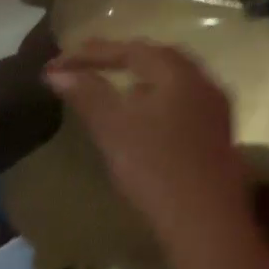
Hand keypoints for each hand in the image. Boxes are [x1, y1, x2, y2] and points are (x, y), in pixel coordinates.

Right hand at [43, 39, 250, 238]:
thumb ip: (86, 94)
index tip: (56, 62)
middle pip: (156, 58)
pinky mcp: (212, 132)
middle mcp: (202, 82)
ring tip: (106, 82)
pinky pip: (177, 99)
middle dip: (117, 57)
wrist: (202, 217)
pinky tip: (136, 111)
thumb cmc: (153, 167)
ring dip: (136, 75)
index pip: (131, 51)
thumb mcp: (112, 127)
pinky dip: (150, 94)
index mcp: (178, 74)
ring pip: (169, 79)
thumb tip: (57, 73)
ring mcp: (212, 108)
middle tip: (82, 63)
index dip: (90, 53)